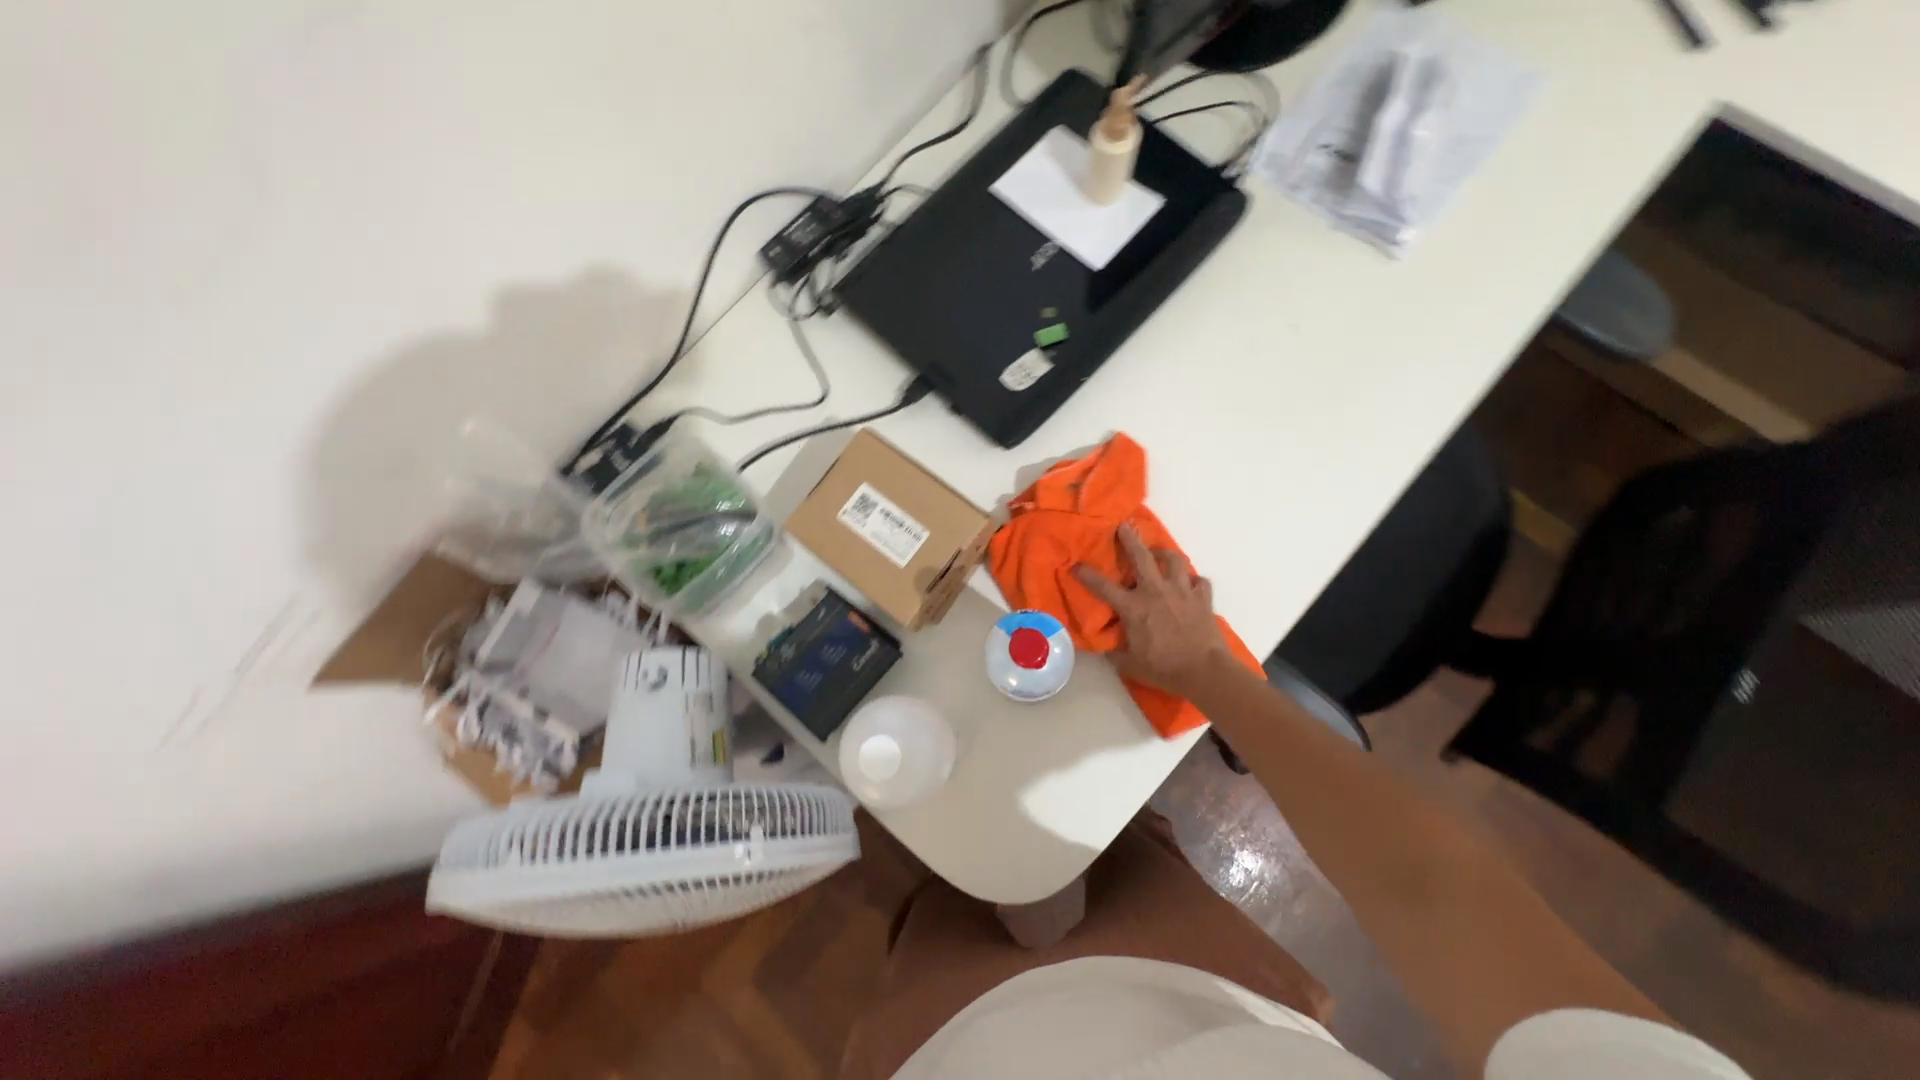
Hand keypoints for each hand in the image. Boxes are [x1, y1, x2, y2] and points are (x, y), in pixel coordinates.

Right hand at [1073, 524, 1230, 698]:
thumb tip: (1105, 648)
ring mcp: (1182, 591)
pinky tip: (1190, 584)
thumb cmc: (1164, 669)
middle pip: (1142, 557)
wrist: (1204, 670)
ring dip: (1165, 553)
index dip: (1087, 575)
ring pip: (1175, 560)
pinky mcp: (1202, 598)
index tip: (1076, 565)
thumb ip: (1115, 653)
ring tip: (1160, 553)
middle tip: (1125, 525)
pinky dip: (1194, 580)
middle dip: (1131, 539)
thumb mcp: (1131, 665)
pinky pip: (1199, 581)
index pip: (1104, 587)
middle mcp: (1156, 592)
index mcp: (1134, 608)